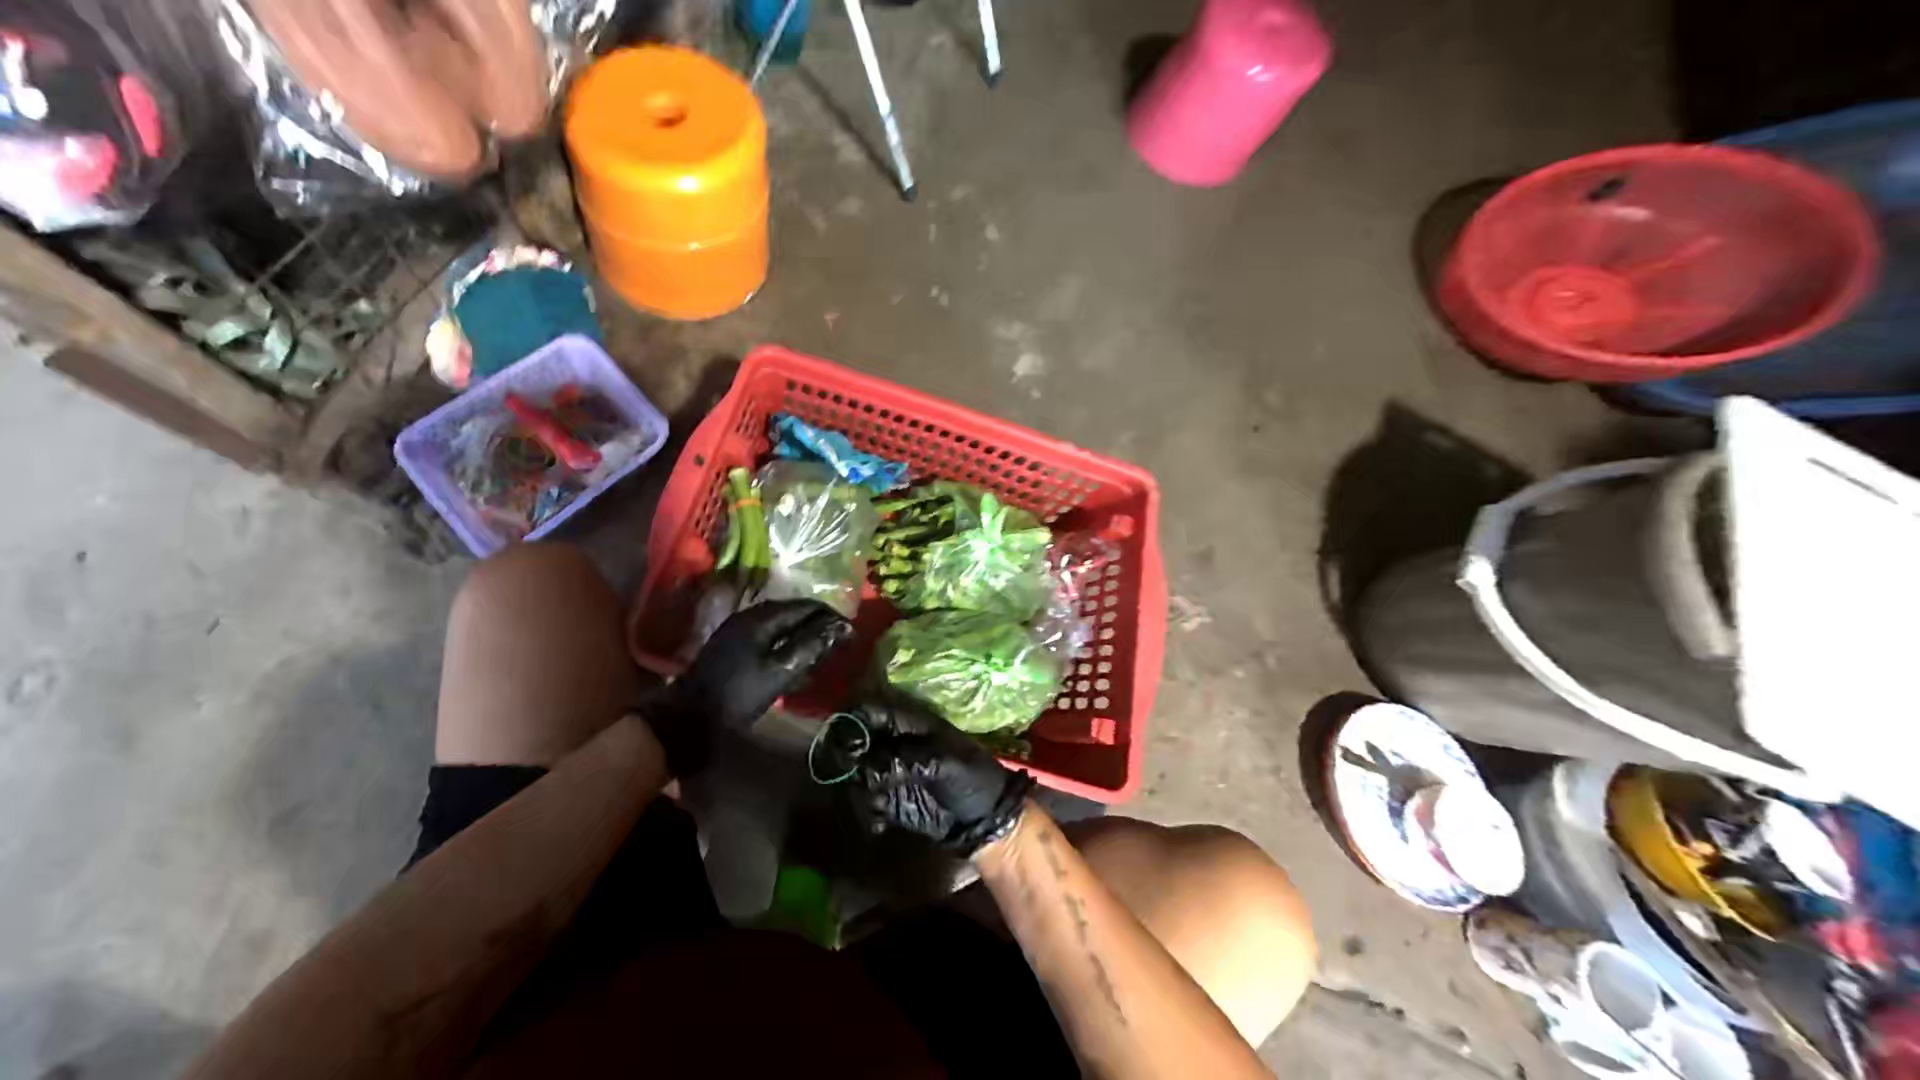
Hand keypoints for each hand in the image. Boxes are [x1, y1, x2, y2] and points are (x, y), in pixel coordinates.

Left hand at [642, 600, 853, 775]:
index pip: (806, 607)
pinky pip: (767, 633)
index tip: (850, 632)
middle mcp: (748, 615)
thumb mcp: (780, 672)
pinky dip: (786, 639)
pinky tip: (794, 655)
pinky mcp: (731, 643)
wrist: (689, 718)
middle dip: (818, 623)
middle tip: (839, 640)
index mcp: (761, 618)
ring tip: (822, 647)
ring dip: (802, 631)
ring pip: (780, 622)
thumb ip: (810, 646)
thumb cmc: (738, 695)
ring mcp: (737, 629)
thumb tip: (842, 628)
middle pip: (792, 611)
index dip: (831, 617)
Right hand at [854, 699, 1034, 855]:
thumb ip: (909, 760)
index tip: (843, 739)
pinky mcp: (890, 800)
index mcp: (911, 724)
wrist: (987, 821)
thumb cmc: (975, 780)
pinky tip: (880, 826)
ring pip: (856, 772)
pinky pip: (866, 801)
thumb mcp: (948, 763)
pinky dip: (868, 813)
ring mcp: (890, 772)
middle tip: (853, 775)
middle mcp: (894, 744)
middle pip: (855, 740)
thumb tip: (873, 766)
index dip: (852, 719)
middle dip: (848, 758)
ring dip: (858, 790)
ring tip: (874, 806)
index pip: (871, 710)